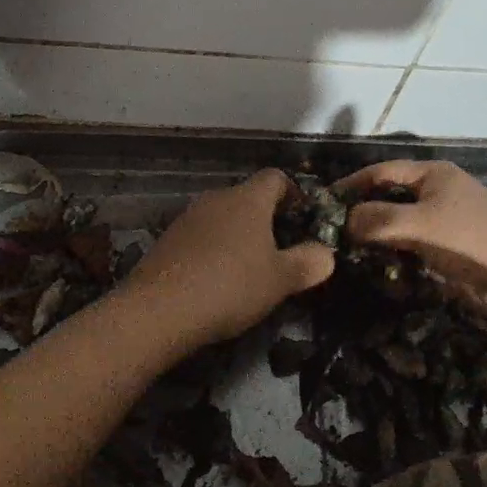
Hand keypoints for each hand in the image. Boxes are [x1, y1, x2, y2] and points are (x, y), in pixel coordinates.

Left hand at [122, 169, 335, 346]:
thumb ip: (307, 263)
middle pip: (248, 197)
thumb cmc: (230, 286)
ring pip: (223, 218)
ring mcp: (188, 217)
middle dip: (266, 219)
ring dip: (238, 236)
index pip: (276, 177)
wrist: (159, 309)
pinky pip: (200, 237)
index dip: (294, 193)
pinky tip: (217, 280)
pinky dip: (213, 251)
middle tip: (282, 251)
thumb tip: (327, 254)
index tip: (304, 218)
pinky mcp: (168, 240)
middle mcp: (217, 198)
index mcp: (248, 199)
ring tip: (250, 269)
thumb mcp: (280, 280)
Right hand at [336, 160, 486, 315]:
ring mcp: (438, 226)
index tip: (322, 201)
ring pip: (394, 229)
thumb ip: (380, 219)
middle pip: (386, 199)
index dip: (352, 184)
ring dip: (372, 241)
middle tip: (325, 233)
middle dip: (358, 214)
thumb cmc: (476, 237)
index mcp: (430, 176)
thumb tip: (344, 221)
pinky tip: (368, 271)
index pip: (381, 172)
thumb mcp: (423, 222)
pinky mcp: (443, 254)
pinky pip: (407, 253)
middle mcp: (432, 196)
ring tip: (340, 255)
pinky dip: (389, 261)